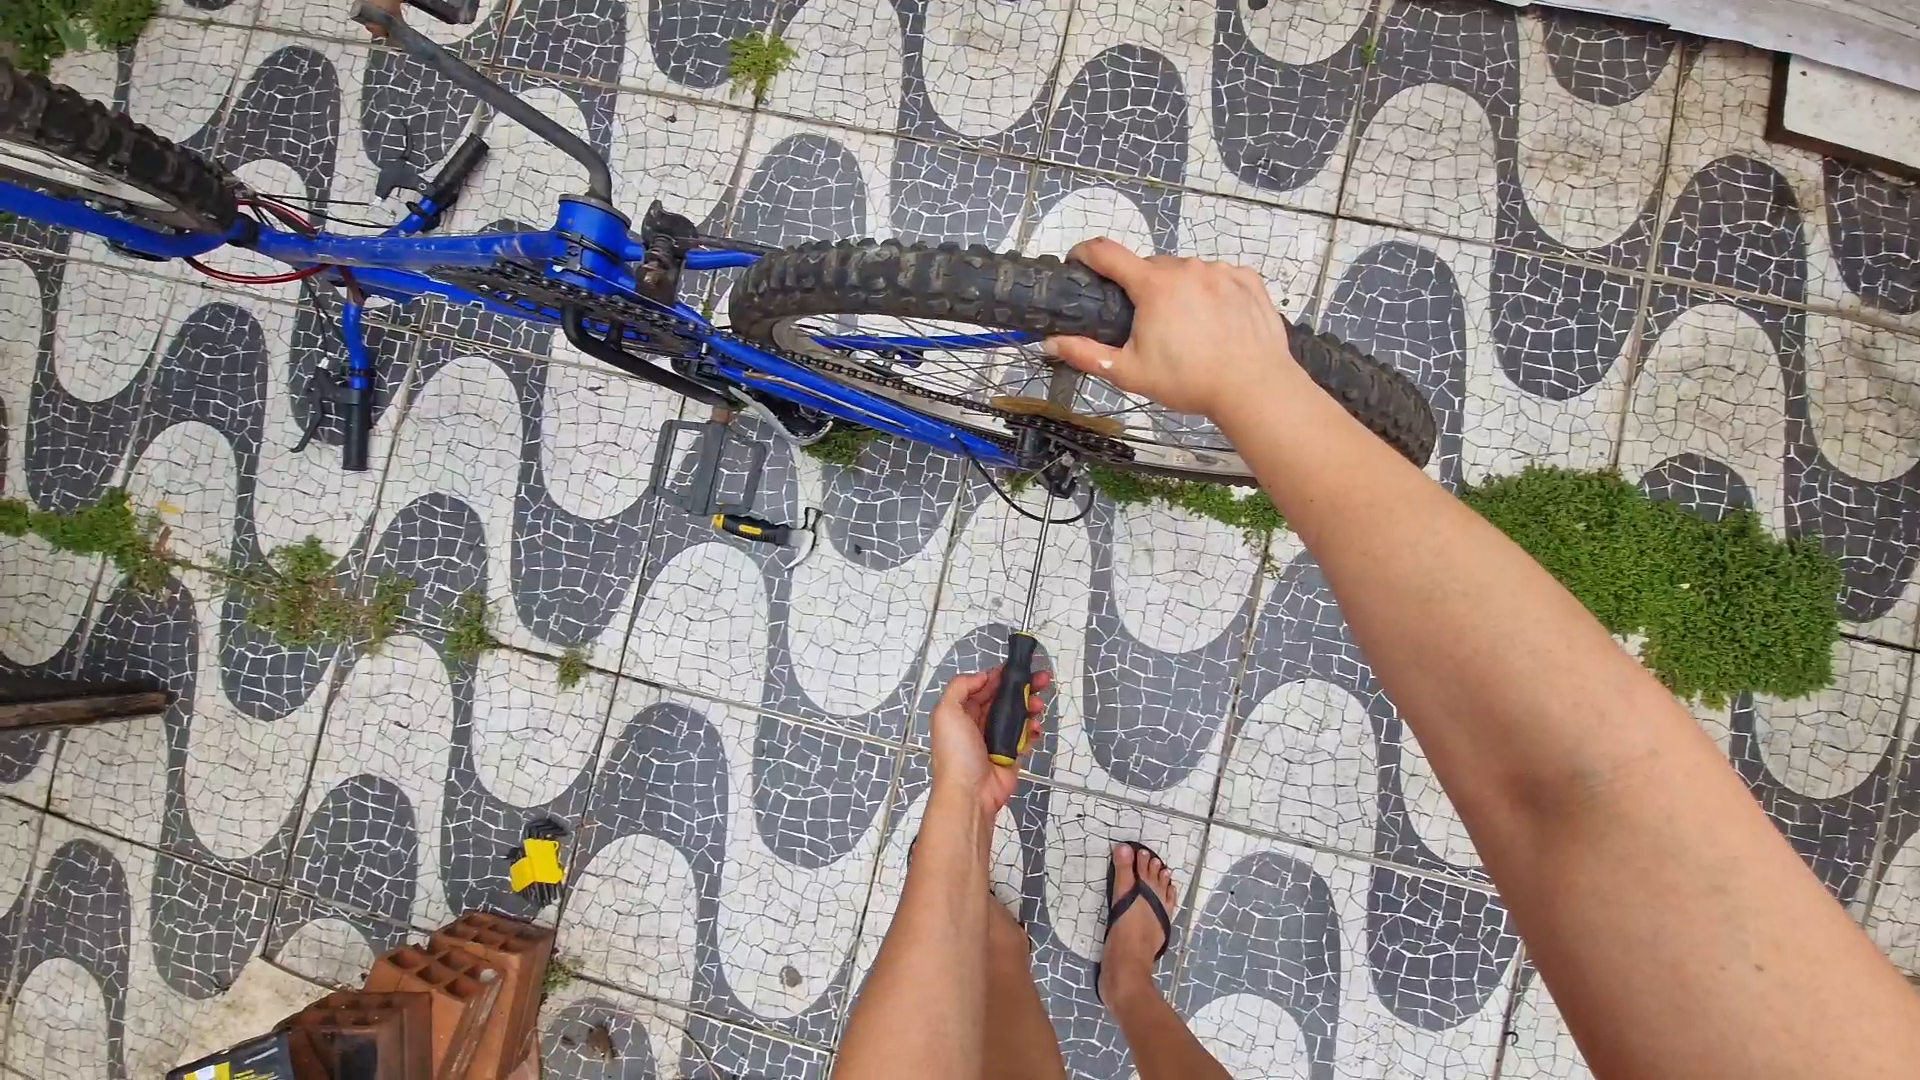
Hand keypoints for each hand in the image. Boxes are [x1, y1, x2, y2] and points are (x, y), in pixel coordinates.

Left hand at [929, 666, 1050, 817]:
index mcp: (962, 711)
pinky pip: (1026, 735)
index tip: (1017, 667)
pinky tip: (1036, 726)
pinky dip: (1033, 728)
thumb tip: (984, 676)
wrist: (970, 792)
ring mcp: (997, 737)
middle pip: (1004, 697)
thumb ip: (961, 687)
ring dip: (1031, 704)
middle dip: (1023, 686)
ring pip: (1018, 713)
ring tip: (1040, 704)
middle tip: (1042, 678)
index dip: (1000, 675)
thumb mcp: (946, 712)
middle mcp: (979, 722)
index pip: (984, 686)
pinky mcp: (1012, 753)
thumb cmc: (956, 750)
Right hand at [1043, 237, 1301, 418]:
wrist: (1252, 386)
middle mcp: (1187, 267)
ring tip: (1184, 329)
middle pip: (1150, 268)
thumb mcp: (1129, 372)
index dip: (1086, 253)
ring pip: (1186, 272)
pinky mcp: (1248, 279)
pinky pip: (1218, 277)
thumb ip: (1086, 354)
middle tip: (1143, 324)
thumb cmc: (1187, 380)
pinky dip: (1209, 292)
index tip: (1077, 261)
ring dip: (1176, 291)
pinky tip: (1213, 322)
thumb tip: (1050, 343)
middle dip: (1140, 289)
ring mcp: (1221, 270)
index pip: (1108, 253)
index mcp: (1153, 285)